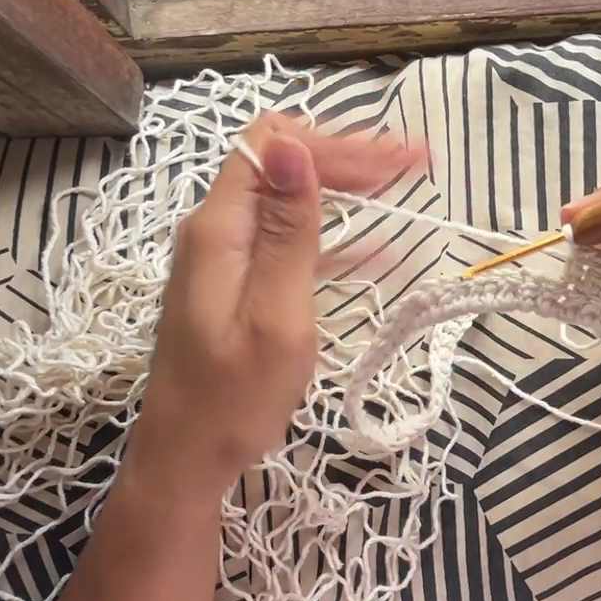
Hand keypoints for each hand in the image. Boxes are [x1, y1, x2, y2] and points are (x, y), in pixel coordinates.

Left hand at [136, 113, 418, 490]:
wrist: (187, 457)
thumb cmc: (234, 399)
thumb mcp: (275, 316)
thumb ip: (287, 233)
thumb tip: (293, 148)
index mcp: (221, 228)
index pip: (275, 146)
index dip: (336, 144)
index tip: (396, 164)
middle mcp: (217, 231)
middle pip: (282, 165)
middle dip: (348, 158)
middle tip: (413, 166)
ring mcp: (225, 259)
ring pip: (288, 201)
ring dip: (345, 189)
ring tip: (402, 186)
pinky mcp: (236, 287)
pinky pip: (286, 243)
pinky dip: (332, 236)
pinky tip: (375, 246)